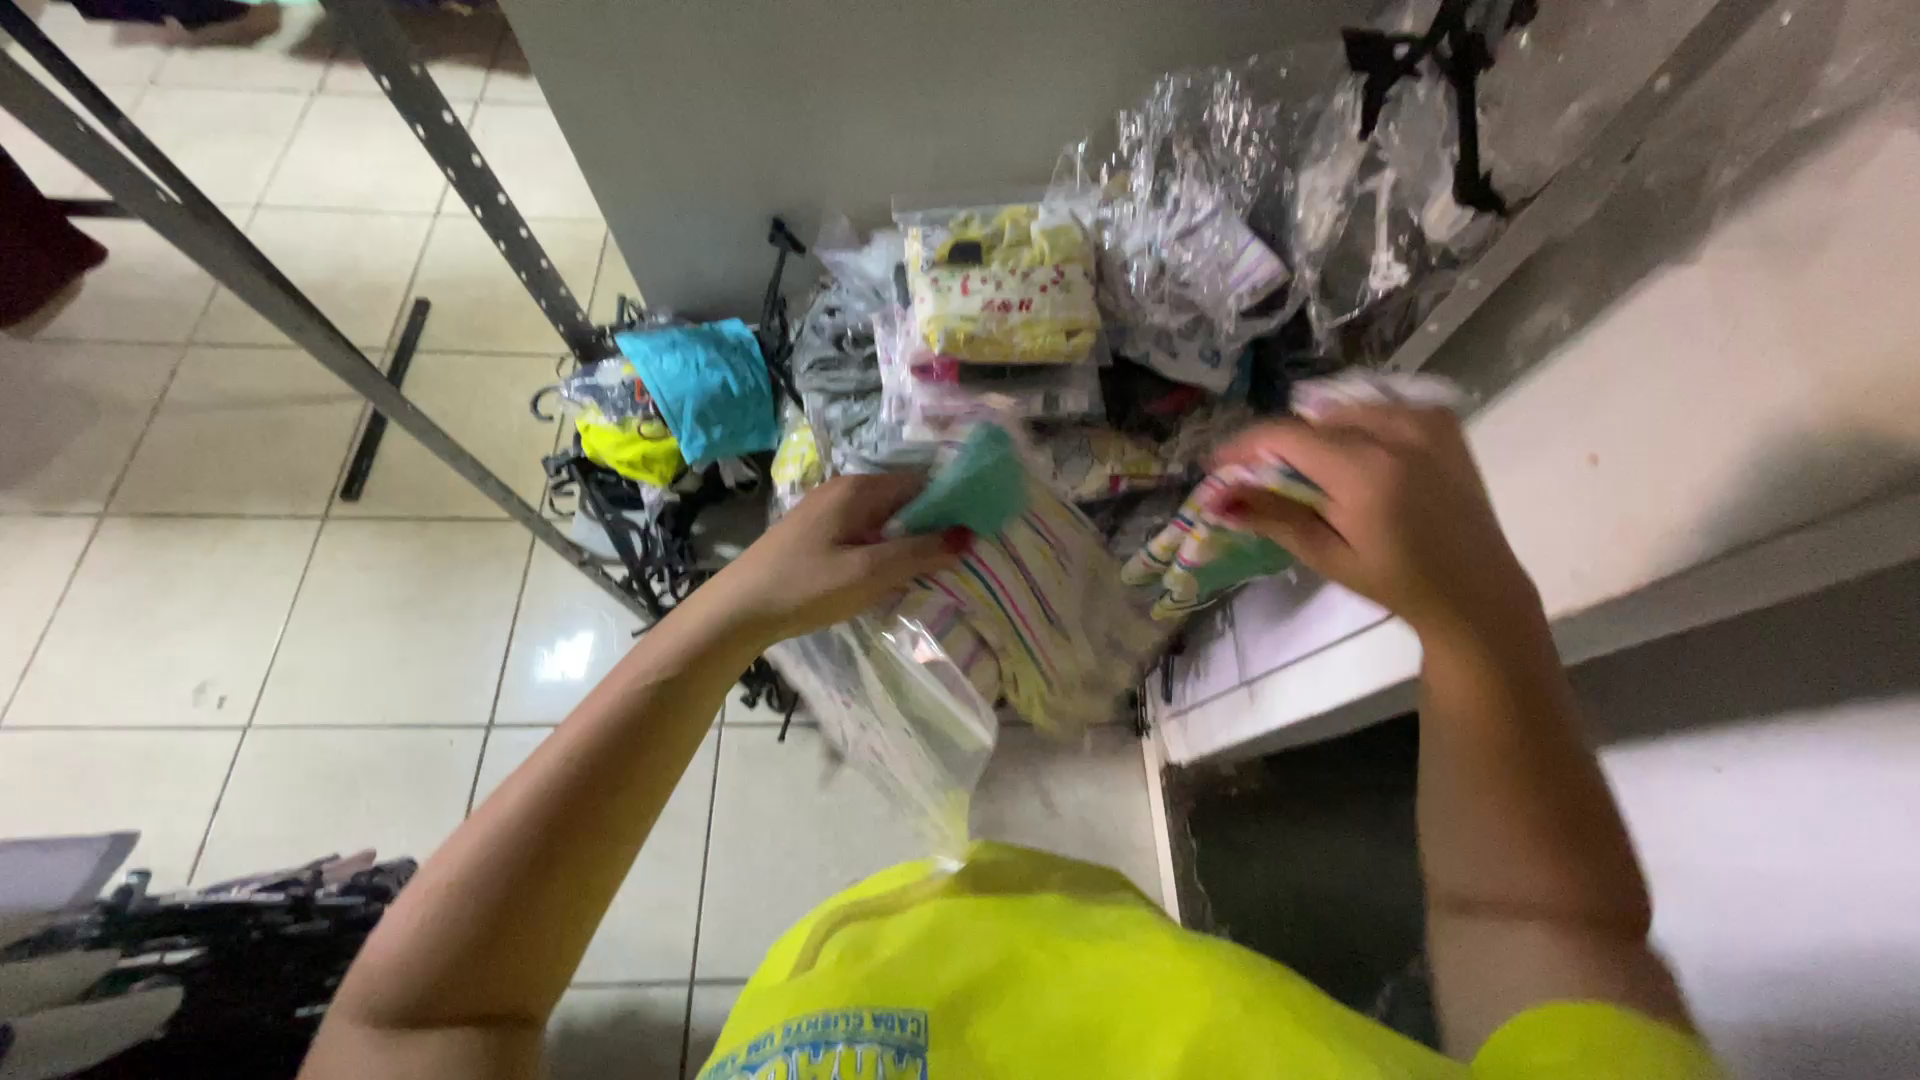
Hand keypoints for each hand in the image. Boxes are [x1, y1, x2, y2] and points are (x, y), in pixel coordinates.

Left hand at [700, 472, 970, 644]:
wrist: (738, 609)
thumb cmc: (806, 587)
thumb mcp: (869, 573)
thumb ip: (920, 552)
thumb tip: (969, 535)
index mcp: (859, 489)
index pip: (922, 483)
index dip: (951, 506)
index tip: (974, 535)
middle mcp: (844, 489)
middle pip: (904, 499)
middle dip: (931, 525)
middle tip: (955, 559)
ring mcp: (827, 509)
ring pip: (884, 518)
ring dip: (907, 540)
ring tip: (927, 571)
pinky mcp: (816, 531)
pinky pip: (864, 531)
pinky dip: (883, 548)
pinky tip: (886, 575)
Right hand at [1209, 406, 1540, 641]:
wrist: (1475, 590)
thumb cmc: (1394, 582)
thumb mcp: (1326, 554)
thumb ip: (1272, 516)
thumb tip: (1215, 499)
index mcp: (1365, 472)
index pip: (1286, 436)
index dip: (1243, 446)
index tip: (1216, 463)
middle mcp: (1397, 434)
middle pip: (1312, 421)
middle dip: (1278, 445)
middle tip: (1260, 477)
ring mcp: (1425, 423)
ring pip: (1344, 411)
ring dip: (1316, 434)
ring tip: (1305, 470)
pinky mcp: (1442, 424)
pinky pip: (1380, 409)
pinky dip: (1355, 425)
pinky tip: (1351, 456)